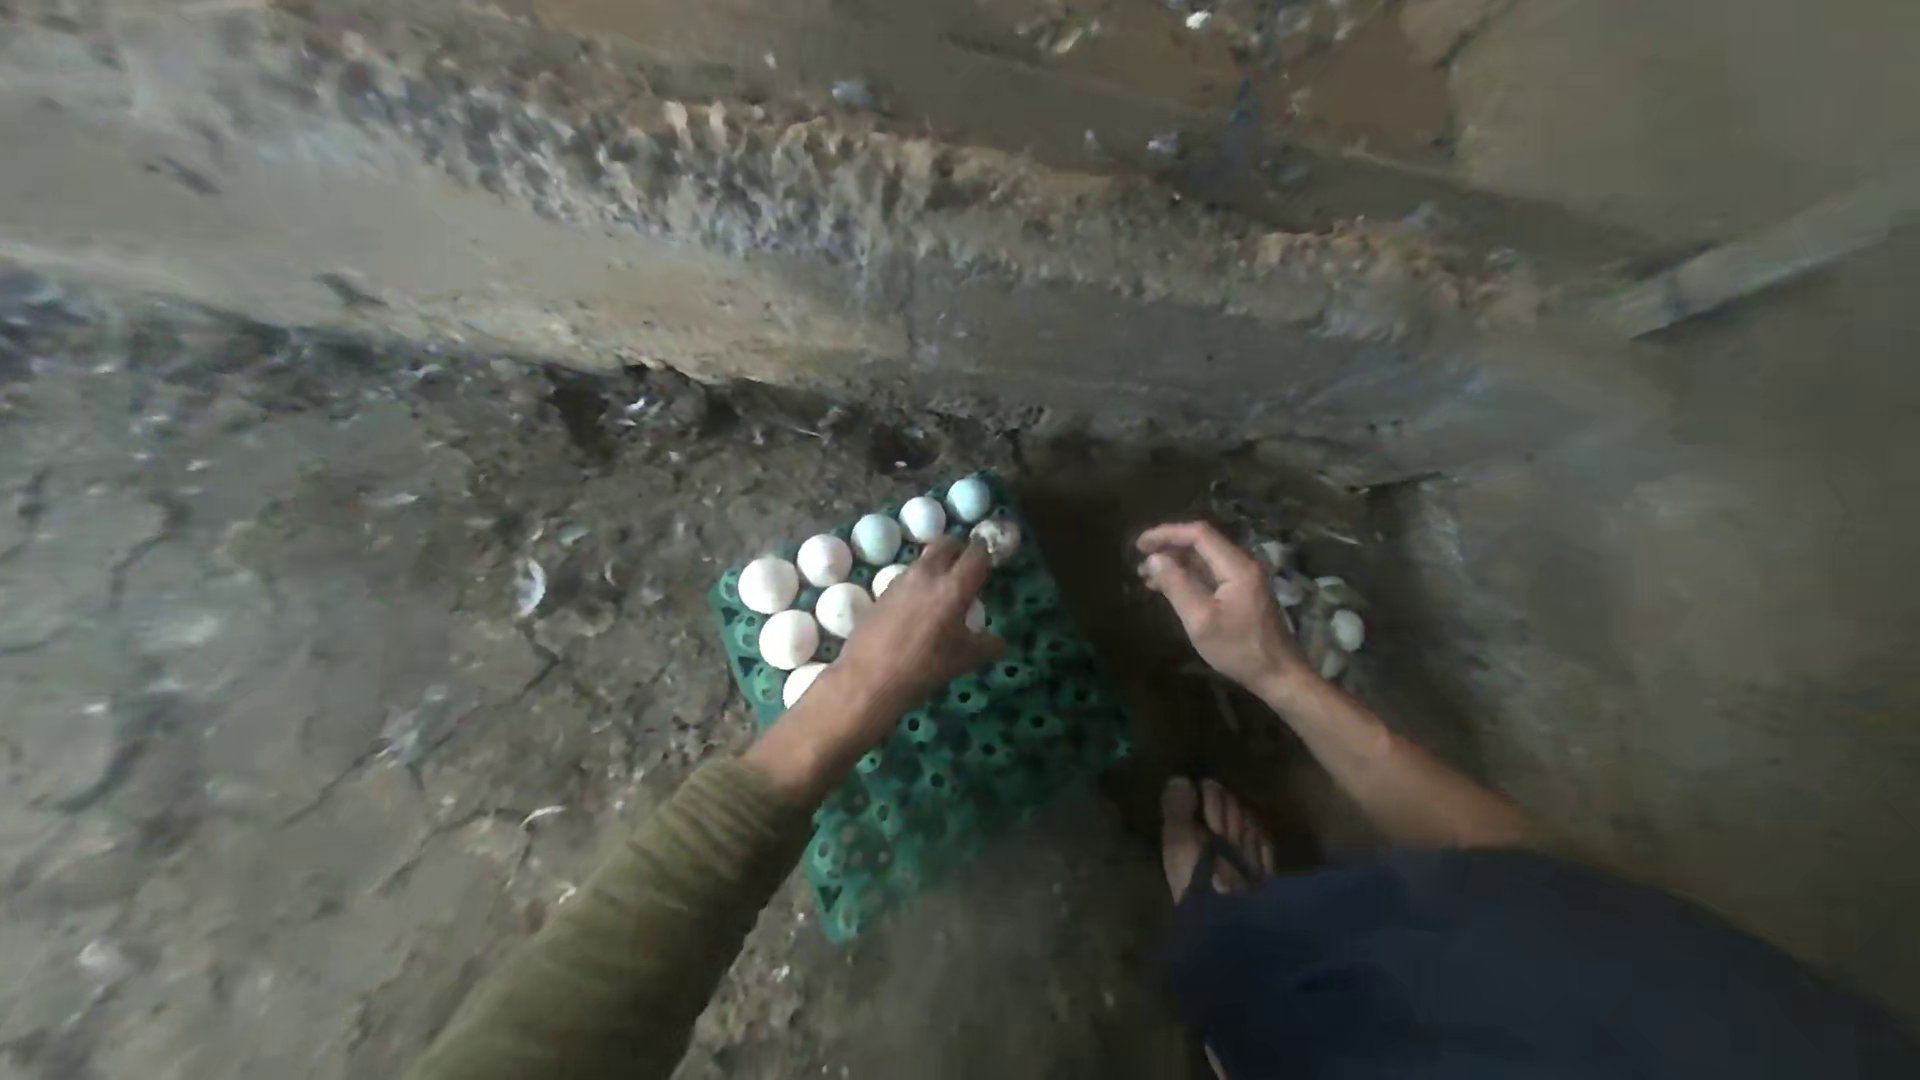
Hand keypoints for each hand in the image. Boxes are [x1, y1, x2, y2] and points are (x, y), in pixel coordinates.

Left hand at [830, 536, 1004, 724]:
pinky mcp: (883, 591)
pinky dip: (918, 582)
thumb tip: (1000, 642)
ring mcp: (901, 580)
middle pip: (947, 544)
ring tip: (942, 592)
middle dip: (960, 551)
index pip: (976, 554)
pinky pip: (907, 576)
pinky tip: (917, 608)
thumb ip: (987, 646)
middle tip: (967, 571)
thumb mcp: (963, 660)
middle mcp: (927, 575)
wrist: (868, 678)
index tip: (989, 563)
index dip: (985, 555)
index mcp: (953, 587)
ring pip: (925, 559)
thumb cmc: (923, 668)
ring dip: (937, 565)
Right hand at [1136, 521, 1312, 697]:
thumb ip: (1176, 585)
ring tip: (1147, 576)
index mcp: (1237, 567)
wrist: (1279, 676)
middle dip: (1168, 547)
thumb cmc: (1239, 649)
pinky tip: (1169, 588)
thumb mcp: (1200, 619)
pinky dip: (1187, 576)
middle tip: (1139, 561)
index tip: (1139, 545)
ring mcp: (1245, 579)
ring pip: (1205, 559)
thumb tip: (1153, 558)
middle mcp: (1243, 565)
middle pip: (1202, 543)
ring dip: (1176, 563)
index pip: (1199, 534)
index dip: (1166, 533)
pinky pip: (1211, 574)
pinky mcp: (1242, 592)